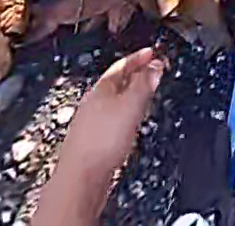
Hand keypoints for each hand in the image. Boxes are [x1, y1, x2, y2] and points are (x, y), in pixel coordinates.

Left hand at [65, 46, 164, 172]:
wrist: (79, 181)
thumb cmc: (103, 141)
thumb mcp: (132, 104)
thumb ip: (145, 83)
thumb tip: (155, 66)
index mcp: (100, 89)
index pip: (122, 65)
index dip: (139, 57)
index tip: (151, 52)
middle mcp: (92, 104)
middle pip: (116, 83)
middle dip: (135, 76)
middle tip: (152, 72)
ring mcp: (89, 124)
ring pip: (113, 102)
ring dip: (130, 96)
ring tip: (144, 97)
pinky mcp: (90, 143)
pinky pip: (110, 120)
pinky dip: (123, 116)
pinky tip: (129, 125)